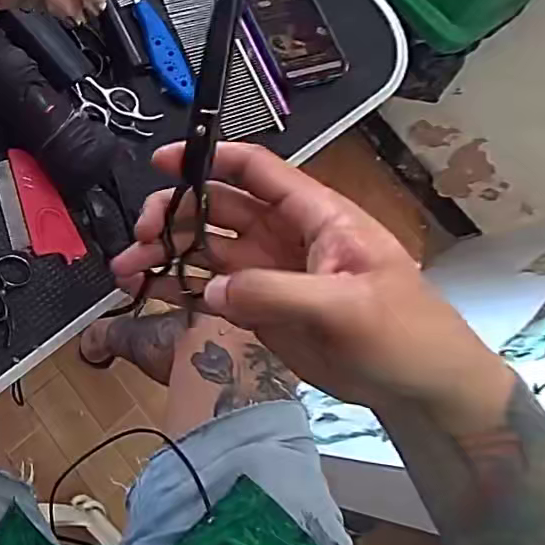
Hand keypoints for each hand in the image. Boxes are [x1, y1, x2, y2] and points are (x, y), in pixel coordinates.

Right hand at [110, 142, 509, 410]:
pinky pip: (209, 290)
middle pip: (217, 209)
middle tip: (140, 235)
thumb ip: (276, 292)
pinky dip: (178, 289)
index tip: (163, 161)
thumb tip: (210, 290)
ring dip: (166, 254)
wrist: (417, 386)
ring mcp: (267, 273)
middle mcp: (283, 236)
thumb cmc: (402, 332)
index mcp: (314, 216)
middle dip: (174, 214)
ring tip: (127, 269)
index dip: (209, 159)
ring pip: (206, 251)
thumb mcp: (346, 306)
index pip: (256, 172)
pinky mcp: (258, 308)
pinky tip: (148, 291)